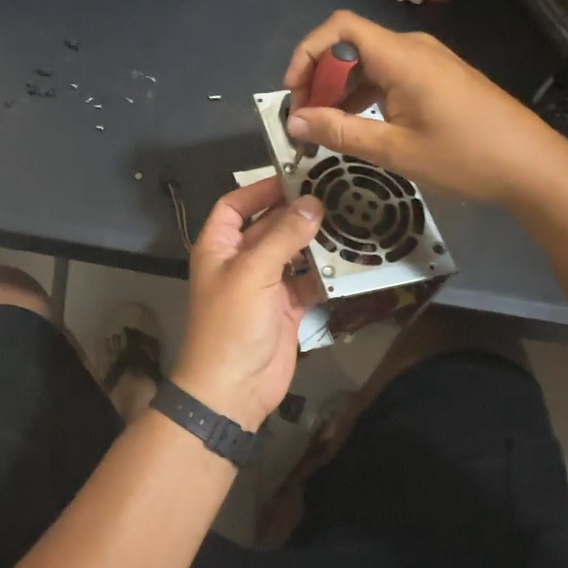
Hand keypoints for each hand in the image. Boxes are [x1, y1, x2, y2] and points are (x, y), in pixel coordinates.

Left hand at [172, 179, 324, 431]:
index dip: (260, 190)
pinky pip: (308, 283)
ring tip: (349, 221)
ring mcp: (264, 285)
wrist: (232, 389)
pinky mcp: (285, 309)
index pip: (235, 205)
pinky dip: (325, 275)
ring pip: (292, 254)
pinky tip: (349, 262)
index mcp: (219, 246)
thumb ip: (283, 236)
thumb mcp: (254, 273)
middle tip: (335, 195)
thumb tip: (312, 203)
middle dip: (297, 213)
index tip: (296, 177)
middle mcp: (240, 261)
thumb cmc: (231, 323)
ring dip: (315, 242)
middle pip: (269, 226)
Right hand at [281, 10, 567, 207]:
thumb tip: (293, 121)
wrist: (535, 168)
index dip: (307, 52)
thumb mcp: (395, 151)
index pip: (340, 28)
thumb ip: (340, 131)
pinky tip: (359, 124)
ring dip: (341, 87)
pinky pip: (388, 72)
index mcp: (402, 57)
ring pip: (368, 60)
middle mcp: (413, 48)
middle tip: (306, 118)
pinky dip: (365, 92)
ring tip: (326, 126)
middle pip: (350, 43)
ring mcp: (428, 61)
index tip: (294, 92)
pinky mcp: (438, 76)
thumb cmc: (466, 158)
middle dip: (320, 76)